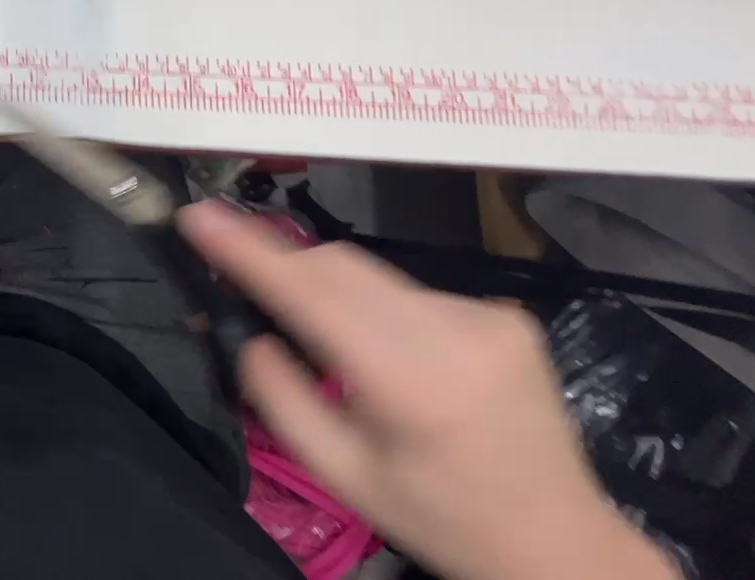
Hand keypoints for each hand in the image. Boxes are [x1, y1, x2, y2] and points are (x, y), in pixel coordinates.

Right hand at [179, 203, 677, 579]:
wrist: (565, 546)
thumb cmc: (438, 516)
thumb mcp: (338, 472)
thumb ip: (277, 395)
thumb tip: (248, 331)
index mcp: (410, 384)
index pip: (309, 292)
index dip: (246, 250)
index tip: (196, 216)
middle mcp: (454, 336)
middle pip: (334, 265)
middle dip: (275, 262)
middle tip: (232, 277)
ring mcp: (486, 319)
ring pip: (365, 270)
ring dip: (318, 282)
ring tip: (306, 323)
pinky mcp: (502, 315)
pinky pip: (402, 286)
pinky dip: (368, 300)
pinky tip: (377, 344)